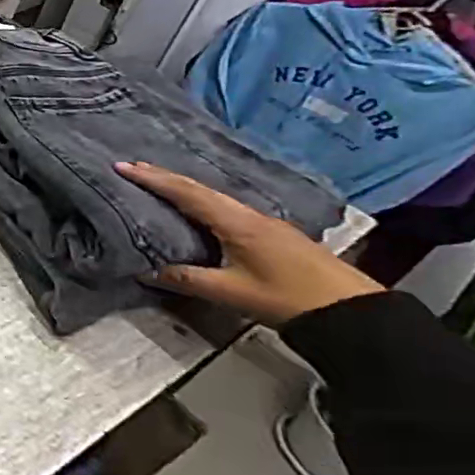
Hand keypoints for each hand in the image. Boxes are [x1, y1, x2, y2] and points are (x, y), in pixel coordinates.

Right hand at [117, 161, 382, 323]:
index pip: (185, 192)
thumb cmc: (288, 298)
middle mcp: (246, 212)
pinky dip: (200, 201)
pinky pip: (225, 207)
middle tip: (133, 168)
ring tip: (156, 185)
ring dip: (182, 188)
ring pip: (212, 196)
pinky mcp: (270, 232)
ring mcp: (261, 220)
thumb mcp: (232, 292)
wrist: (351, 309)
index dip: (152, 178)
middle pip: (197, 188)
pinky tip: (196, 210)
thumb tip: (146, 270)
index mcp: (234, 221)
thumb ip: (189, 279)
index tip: (123, 165)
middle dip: (163, 177)